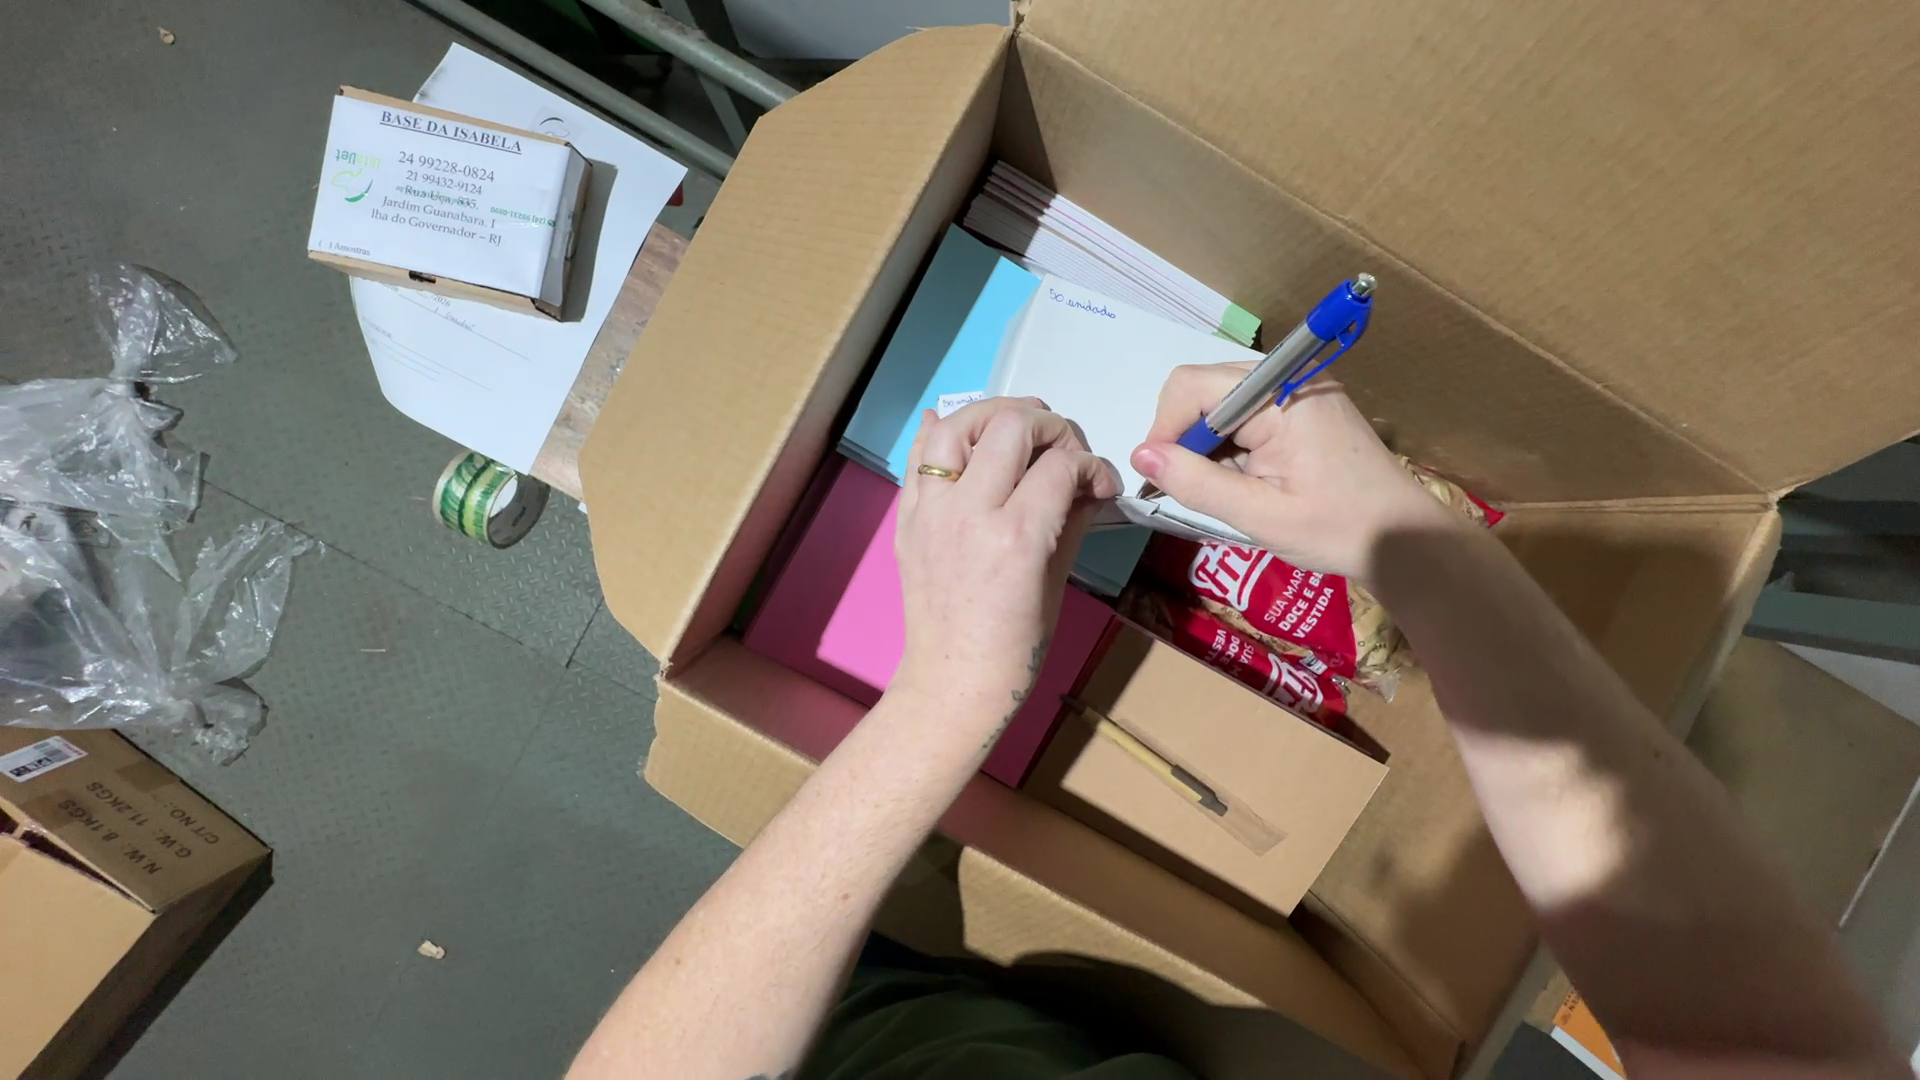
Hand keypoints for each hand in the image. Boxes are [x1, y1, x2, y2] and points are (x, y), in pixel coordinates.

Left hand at [894, 397, 1120, 727]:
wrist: (952, 682)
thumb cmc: (1016, 648)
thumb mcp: (1057, 581)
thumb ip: (1072, 519)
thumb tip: (1087, 481)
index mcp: (1015, 536)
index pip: (1062, 467)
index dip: (1093, 466)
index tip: (1100, 484)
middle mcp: (968, 513)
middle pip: (1010, 427)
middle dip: (1050, 425)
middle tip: (1063, 450)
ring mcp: (930, 513)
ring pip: (955, 426)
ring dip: (991, 415)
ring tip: (1015, 428)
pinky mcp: (905, 519)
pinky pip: (916, 458)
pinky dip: (935, 432)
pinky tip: (955, 426)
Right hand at [1131, 367, 1456, 582]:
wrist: (1407, 542)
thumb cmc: (1338, 531)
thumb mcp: (1260, 515)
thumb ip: (1197, 483)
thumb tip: (1141, 457)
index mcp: (1281, 396)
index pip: (1192, 386)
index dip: (1165, 429)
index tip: (1159, 477)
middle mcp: (1287, 379)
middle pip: (1202, 388)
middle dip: (1184, 436)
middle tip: (1192, 486)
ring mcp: (1296, 390)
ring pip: (1218, 402)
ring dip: (1206, 444)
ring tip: (1225, 488)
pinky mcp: (1300, 407)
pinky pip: (1242, 413)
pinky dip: (1228, 445)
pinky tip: (1243, 480)